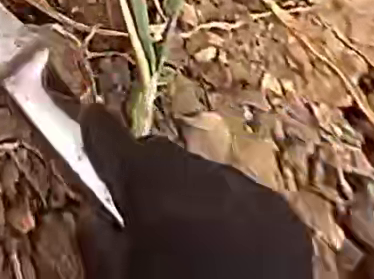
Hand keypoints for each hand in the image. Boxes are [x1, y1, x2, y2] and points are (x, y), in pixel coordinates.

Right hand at [78, 107, 313, 278]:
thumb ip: (95, 235)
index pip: (110, 135)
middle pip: (158, 155)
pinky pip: (240, 198)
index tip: (88, 120)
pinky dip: (229, 216)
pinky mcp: (284, 217)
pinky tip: (229, 253)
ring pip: (199, 174)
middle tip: (143, 217)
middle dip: (147, 176)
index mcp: (151, 187)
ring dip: (189, 195)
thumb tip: (95, 209)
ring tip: (191, 243)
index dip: (95, 129)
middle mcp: (197, 174)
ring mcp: (245, 191)